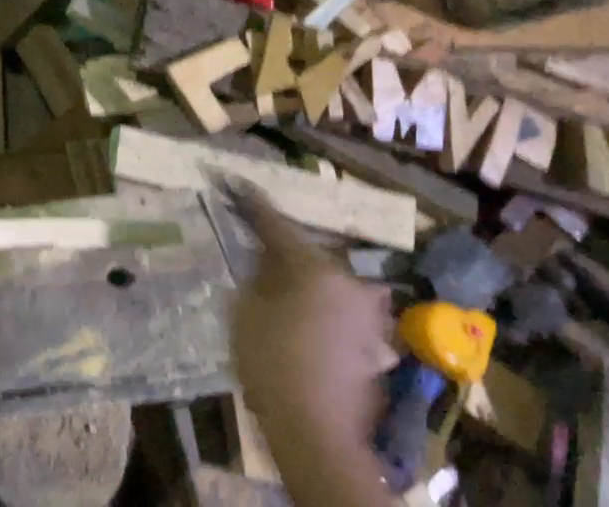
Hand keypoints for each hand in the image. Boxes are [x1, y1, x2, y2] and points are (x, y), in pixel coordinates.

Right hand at [230, 186, 395, 446]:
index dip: (250, 201)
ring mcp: (370, 314)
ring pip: (326, 282)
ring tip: (271, 282)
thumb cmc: (270, 361)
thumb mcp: (245, 308)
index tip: (232, 180)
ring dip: (300, 279)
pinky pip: (337, 308)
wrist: (317, 429)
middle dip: (281, 247)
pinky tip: (293, 318)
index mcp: (316, 268)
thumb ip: (258, 274)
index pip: (275, 223)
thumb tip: (265, 256)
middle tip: (251, 240)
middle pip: (308, 253)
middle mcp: (352, 283)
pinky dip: (315, 305)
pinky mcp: (376, 341)